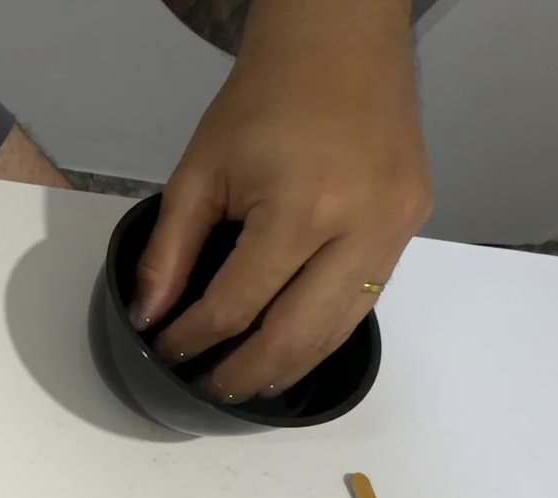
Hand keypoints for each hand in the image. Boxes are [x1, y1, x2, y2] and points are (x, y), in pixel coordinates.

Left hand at [135, 0, 430, 402]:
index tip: (163, 351)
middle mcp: (363, 226)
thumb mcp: (194, 179)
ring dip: (286, 367)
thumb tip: (147, 318)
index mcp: (303, 211)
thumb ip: (167, 255)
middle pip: (296, 333)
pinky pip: (363, 302)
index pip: (235, 307)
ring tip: (241, 387)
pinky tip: (285, 353)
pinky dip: (319, 337)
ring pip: (338, 328)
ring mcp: (398, 227)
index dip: (191, 340)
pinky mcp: (411, 224)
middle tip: (204, 391)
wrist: (340, 45)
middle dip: (244, 372)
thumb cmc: (259, 106)